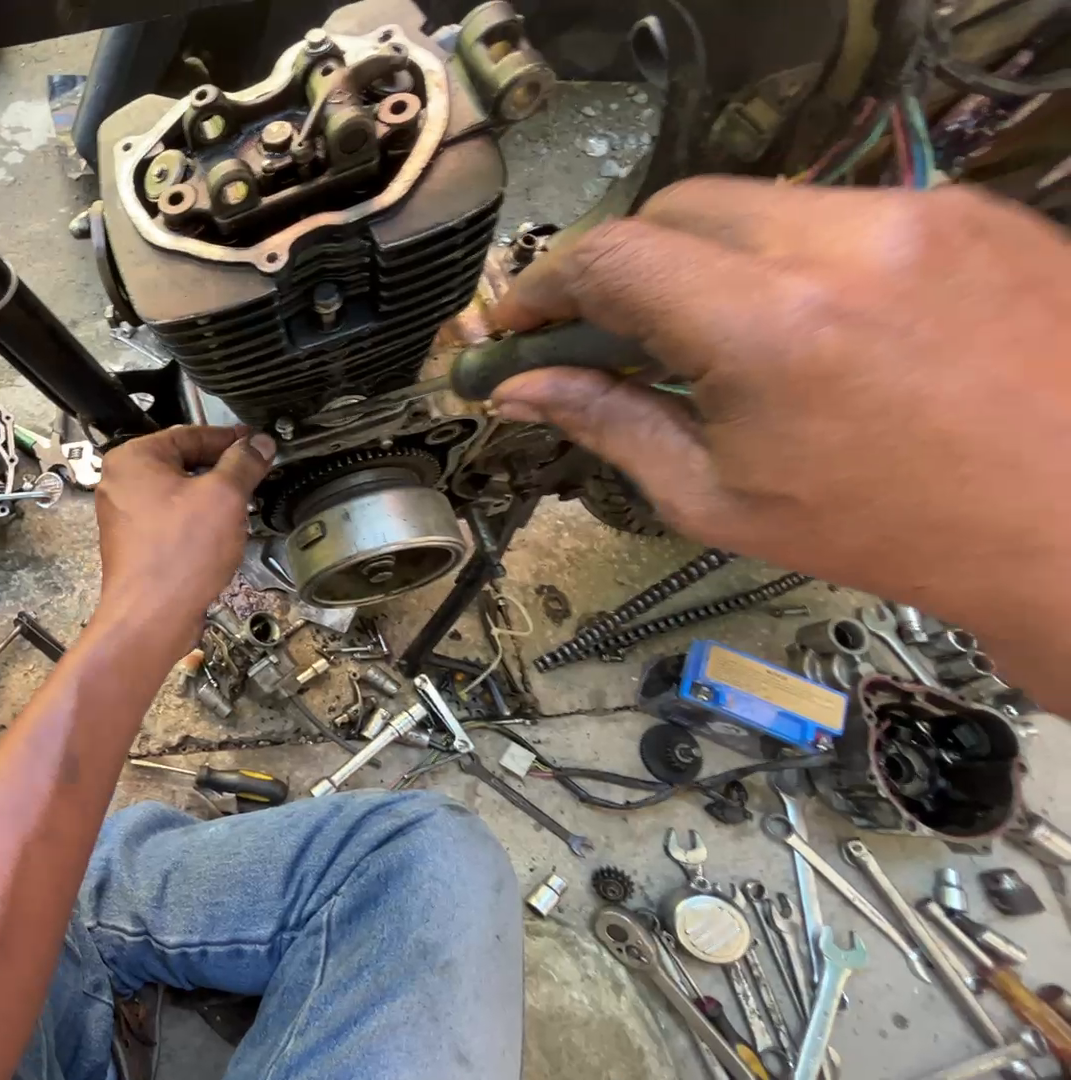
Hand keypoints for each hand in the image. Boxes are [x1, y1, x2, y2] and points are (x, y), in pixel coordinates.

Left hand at [93, 425, 274, 647]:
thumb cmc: (178, 555)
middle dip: (221, 470)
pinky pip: (171, 520)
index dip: (229, 438)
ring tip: (241, 508)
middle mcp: (121, 483)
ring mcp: (125, 515)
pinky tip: (219, 535)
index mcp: (132, 459)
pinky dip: (196, 522)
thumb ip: (243, 463)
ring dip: (211, 498)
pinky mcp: (134, 543)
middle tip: (254, 476)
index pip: (189, 433)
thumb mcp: (223, 497)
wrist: (151, 617)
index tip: (256, 444)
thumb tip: (259, 444)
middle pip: (182, 462)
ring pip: (178, 493)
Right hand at [490, 177, 1070, 702]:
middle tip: (584, 332)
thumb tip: (517, 390)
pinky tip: (764, 320)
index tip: (515, 326)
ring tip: (676, 333)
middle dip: (608, 266)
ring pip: (741, 203)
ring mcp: (917, 213)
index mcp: (772, 327)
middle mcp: (847, 243)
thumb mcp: (709, 495)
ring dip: (682, 260)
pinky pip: (815, 212)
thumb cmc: (884, 529)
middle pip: (669, 209)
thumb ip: (605, 422)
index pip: (613, 258)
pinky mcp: (962, 210)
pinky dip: (757, 255)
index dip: (543, 287)